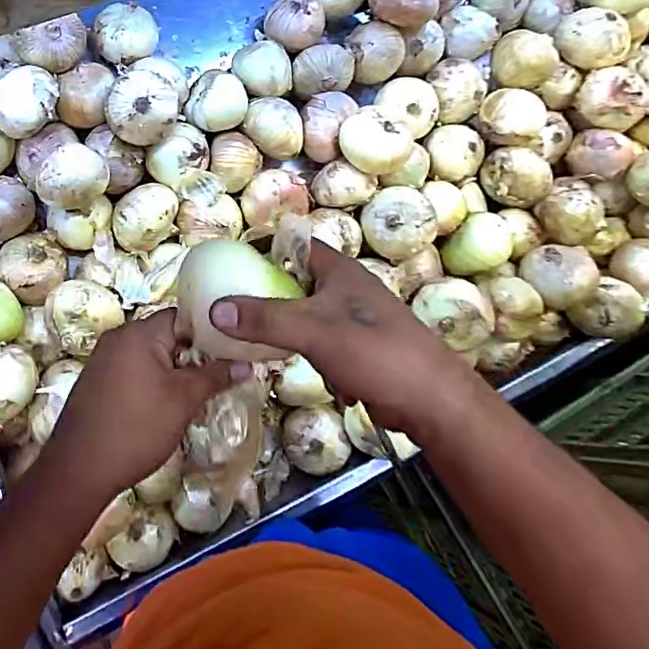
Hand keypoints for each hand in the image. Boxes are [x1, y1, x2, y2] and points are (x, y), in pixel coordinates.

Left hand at [37, 311, 242, 501]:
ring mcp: (104, 359)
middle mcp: (119, 337)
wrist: (79, 469)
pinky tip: (168, 401)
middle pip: (167, 334)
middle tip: (223, 370)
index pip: (183, 315)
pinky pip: (134, 368)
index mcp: (139, 332)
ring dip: (174, 368)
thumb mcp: (183, 400)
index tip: (232, 347)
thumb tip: (245, 364)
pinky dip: (154, 379)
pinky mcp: (97, 380)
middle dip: (194, 351)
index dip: (211, 329)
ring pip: (150, 353)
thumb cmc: (137, 427)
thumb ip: (215, 376)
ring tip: (200, 388)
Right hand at [207, 241, 484, 441]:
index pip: (295, 245)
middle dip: (267, 296)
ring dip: (286, 330)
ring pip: (306, 317)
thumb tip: (214, 309)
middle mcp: (346, 290)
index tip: (230, 263)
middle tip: (232, 307)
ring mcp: (353, 321)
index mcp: (339, 271)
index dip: (264, 249)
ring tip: (254, 341)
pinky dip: (309, 355)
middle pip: (295, 283)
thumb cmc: (377, 353)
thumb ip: (265, 319)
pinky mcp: (358, 350)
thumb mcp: (315, 331)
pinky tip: (302, 371)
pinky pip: (320, 344)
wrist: (433, 402)